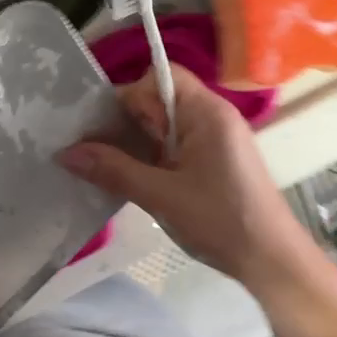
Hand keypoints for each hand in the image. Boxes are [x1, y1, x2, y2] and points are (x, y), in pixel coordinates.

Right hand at [59, 65, 336, 336]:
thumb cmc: (220, 221)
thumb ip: (113, 170)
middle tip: (89, 150)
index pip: (159, 76)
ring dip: (135, 144)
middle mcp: (212, 117)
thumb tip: (66, 153)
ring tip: (102, 168)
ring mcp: (215, 141)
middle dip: (124, 122)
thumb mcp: (160, 196)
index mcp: (205, 112)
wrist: (271, 259)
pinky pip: (174, 148)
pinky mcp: (214, 163)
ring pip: (164, 127)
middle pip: (159, 100)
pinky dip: (150, 159)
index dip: (126, 94)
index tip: (100, 127)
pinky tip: (129, 181)